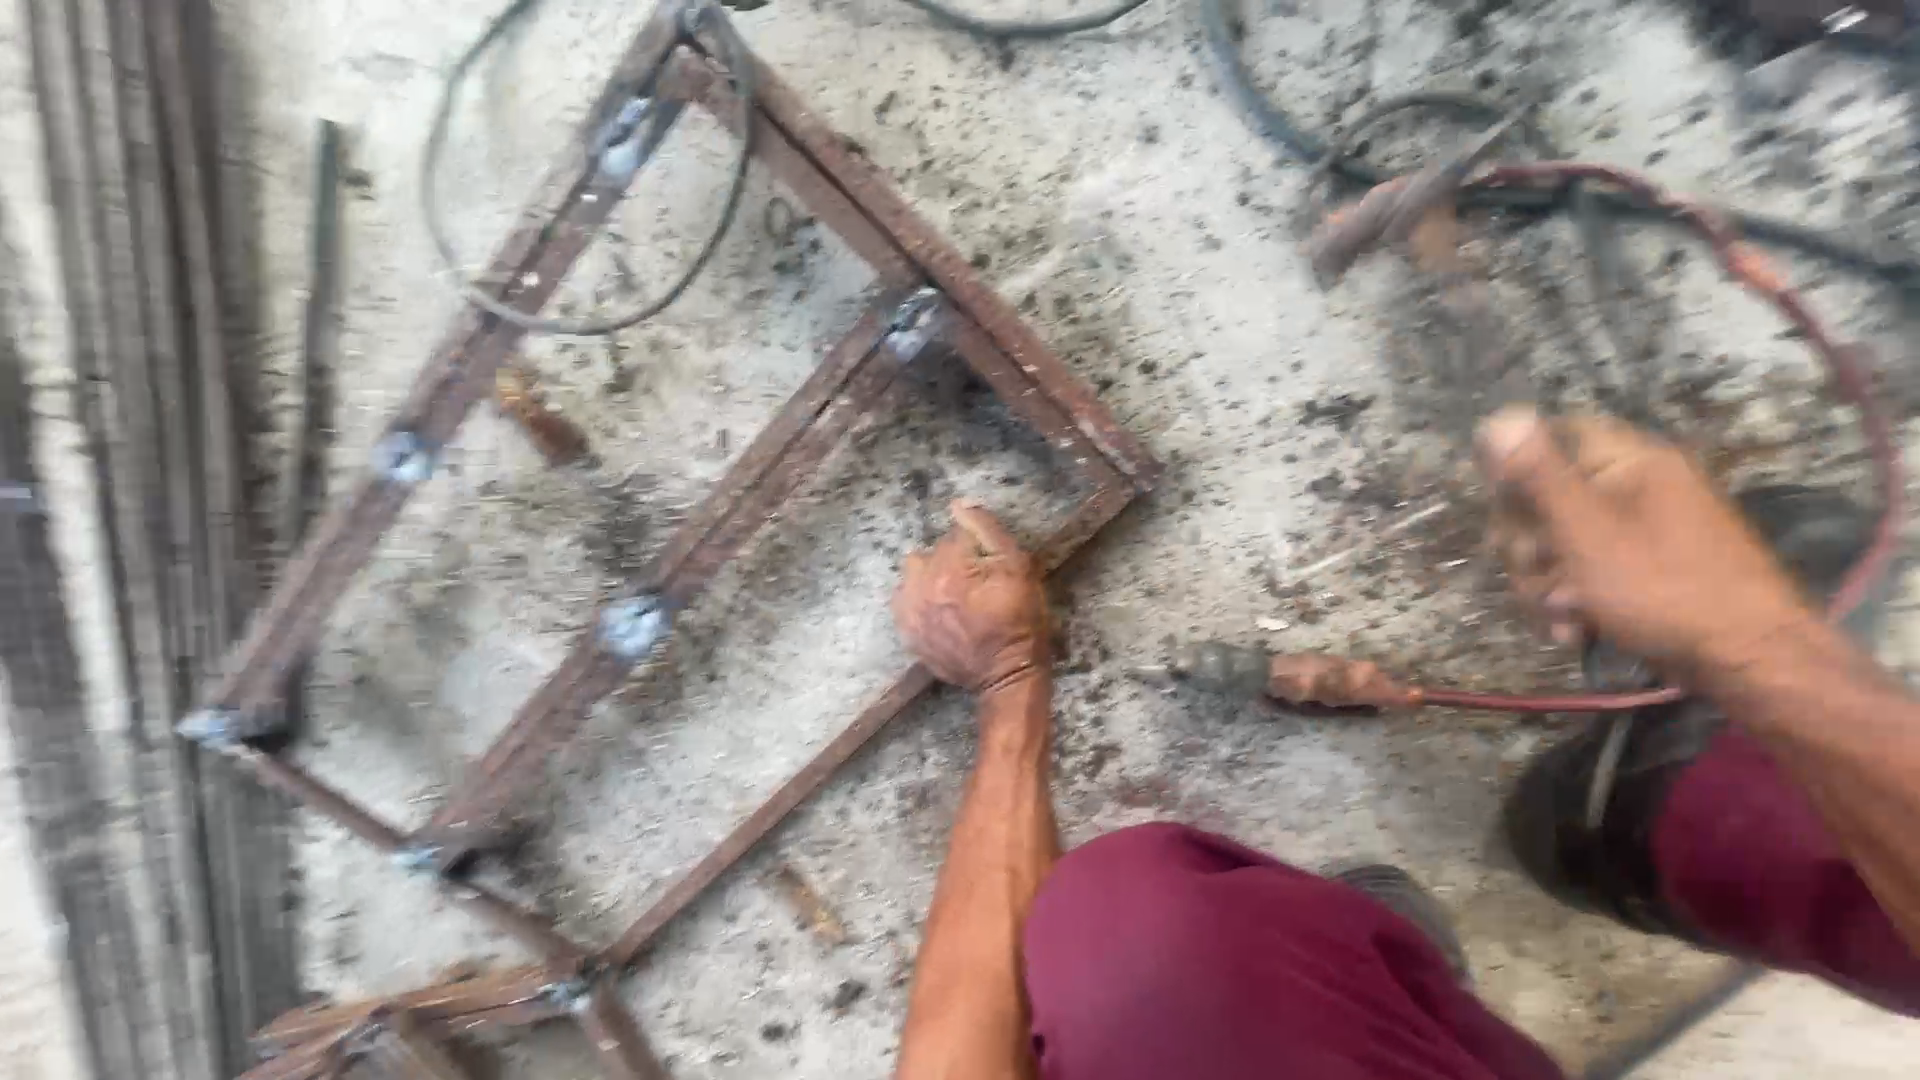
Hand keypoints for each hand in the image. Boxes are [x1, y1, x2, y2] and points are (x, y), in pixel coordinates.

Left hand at [892, 501, 1048, 692]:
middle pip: (933, 552)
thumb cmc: (1020, 621)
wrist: (1007, 676)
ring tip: (954, 597)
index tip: (992, 568)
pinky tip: (941, 613)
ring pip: (914, 573)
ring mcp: (909, 612)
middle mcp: (920, 586)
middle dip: (953, 560)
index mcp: (948, 568)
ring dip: (931, 577)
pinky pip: (905, 600)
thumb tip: (958, 504)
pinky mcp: (906, 633)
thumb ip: (987, 530)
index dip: (979, 547)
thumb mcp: (1018, 568)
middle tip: (976, 585)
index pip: (957, 534)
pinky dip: (920, 600)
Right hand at [1475, 406, 1820, 679]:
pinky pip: (1575, 572)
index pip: (1552, 436)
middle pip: (1541, 495)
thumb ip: (1537, 474)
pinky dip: (1564, 598)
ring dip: (1540, 580)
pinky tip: (1571, 624)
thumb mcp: (1585, 528)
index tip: (1505, 503)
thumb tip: (1499, 416)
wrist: (1746, 660)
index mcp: (1627, 464)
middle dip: (1525, 541)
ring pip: (1551, 542)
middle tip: (1536, 567)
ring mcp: (1633, 532)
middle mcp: (1631, 488)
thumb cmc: (1662, 587)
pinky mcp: (1632, 570)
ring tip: (1560, 611)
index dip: (1516, 466)